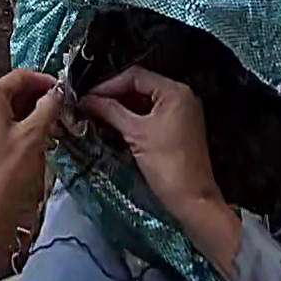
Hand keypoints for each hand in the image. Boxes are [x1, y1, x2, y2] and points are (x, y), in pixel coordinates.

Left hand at [0, 68, 63, 278]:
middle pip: (17, 92)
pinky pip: (11, 129)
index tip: (68, 90)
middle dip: (42, 98)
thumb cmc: (7, 176)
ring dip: (38, 116)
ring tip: (62, 126)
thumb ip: (47, 108)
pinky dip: (29, 131)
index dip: (45, 80)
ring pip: (15, 112)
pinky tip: (47, 141)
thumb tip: (58, 92)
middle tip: (68, 110)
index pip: (20, 76)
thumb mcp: (33, 138)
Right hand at [80, 67, 240, 276]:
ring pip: (141, 101)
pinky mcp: (176, 129)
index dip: (108, 85)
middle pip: (138, 87)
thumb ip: (110, 111)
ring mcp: (179, 113)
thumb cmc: (167, 165)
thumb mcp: (136, 134)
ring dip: (119, 108)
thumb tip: (86, 99)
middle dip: (112, 96)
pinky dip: (130, 119)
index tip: (88, 95)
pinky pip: (148, 115)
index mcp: (174, 91)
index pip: (134, 76)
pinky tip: (112, 125)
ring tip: (96, 114)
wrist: (194, 204)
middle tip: (89, 104)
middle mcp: (179, 96)